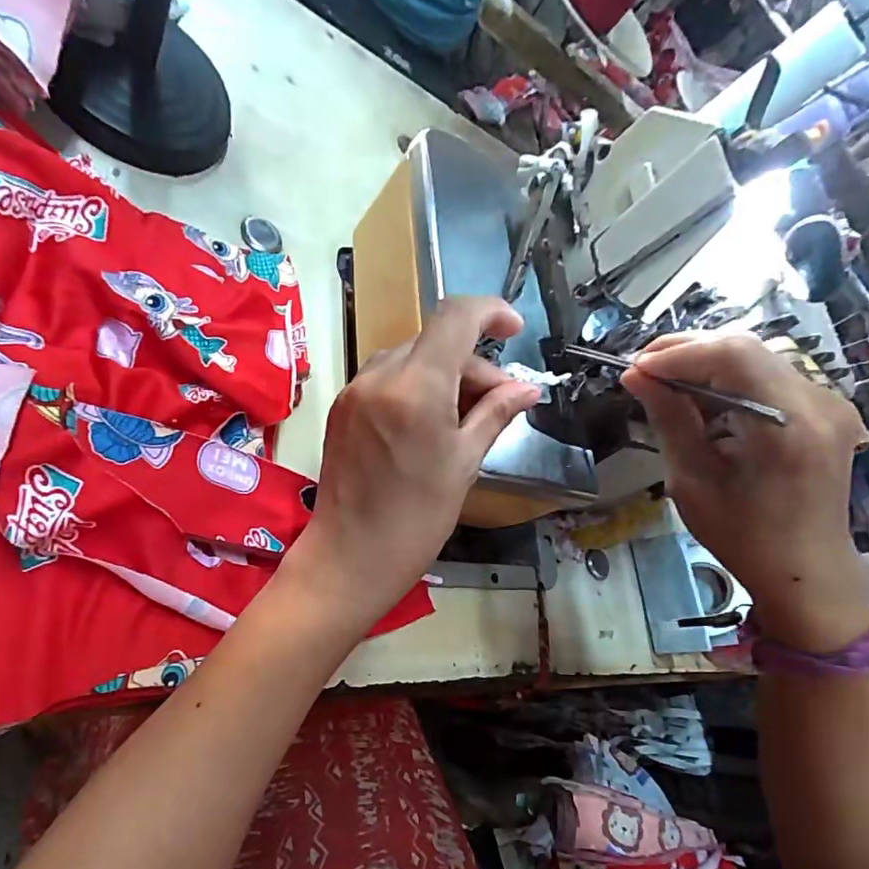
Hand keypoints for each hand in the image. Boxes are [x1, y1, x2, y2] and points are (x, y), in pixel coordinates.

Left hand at [286, 296, 540, 625]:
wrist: (350, 557)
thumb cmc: (416, 519)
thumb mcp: (464, 463)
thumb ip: (494, 414)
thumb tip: (526, 389)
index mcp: (416, 387)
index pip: (455, 317)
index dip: (491, 311)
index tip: (514, 329)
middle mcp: (378, 377)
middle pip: (434, 342)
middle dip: (472, 364)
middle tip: (499, 402)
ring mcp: (354, 392)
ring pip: (409, 359)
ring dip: (443, 375)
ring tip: (465, 417)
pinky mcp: (341, 409)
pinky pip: (385, 380)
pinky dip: (414, 387)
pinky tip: (429, 422)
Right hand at [621, 332, 868, 651]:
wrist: (805, 569)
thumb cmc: (743, 537)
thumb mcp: (693, 481)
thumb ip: (670, 420)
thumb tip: (636, 377)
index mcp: (788, 426)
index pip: (732, 357)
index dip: (678, 353)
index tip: (635, 367)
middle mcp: (818, 403)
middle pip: (747, 349)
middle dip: (689, 352)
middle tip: (642, 368)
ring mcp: (829, 403)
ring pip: (759, 358)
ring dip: (708, 363)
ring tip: (665, 382)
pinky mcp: (827, 410)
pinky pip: (771, 377)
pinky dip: (731, 379)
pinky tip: (702, 397)